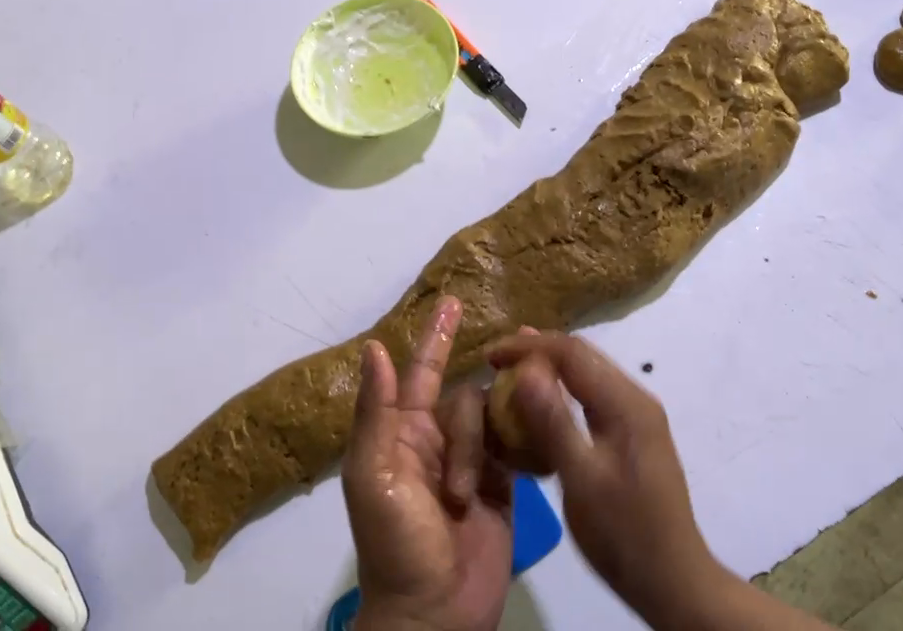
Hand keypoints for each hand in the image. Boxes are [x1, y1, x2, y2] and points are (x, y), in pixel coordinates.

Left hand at [345, 297, 513, 630]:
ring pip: (494, 421)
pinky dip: (522, 449)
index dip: (436, 337)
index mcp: (402, 434)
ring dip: (483, 458)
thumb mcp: (374, 475)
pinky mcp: (505, 485)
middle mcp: (437, 440)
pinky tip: (528, 461)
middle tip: (459, 488)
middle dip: (464, 436)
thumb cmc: (396, 544)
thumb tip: (375, 347)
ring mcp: (474, 462)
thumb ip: (377, 412)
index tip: (453, 302)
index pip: (421, 373)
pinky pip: (518, 446)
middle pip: (465, 400)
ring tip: (470, 502)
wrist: (437, 614)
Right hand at [486, 332, 729, 625]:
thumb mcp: (581, 480)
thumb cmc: (624, 534)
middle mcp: (636, 399)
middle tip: (496, 361)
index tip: (489, 355)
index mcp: (626, 404)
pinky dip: (563, 393)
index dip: (528, 346)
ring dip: (550, 370)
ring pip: (588, 375)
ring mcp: (638, 417)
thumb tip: (526, 368)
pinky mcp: (634, 435)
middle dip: (537, 352)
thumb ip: (553, 422)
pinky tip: (543, 407)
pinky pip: (594, 397)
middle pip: (582, 357)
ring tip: (512, 373)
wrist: (675, 581)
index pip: (572, 352)